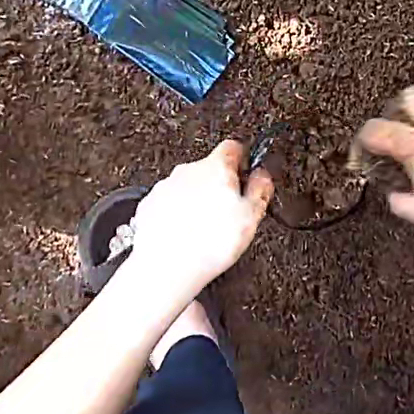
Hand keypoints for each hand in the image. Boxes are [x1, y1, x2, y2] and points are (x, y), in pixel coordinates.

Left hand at [126, 140, 273, 292]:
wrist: (167, 267)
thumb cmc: (209, 243)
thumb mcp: (252, 216)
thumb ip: (260, 189)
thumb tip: (263, 177)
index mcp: (216, 167)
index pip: (234, 147)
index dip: (244, 160)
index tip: (246, 175)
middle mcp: (188, 171)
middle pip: (210, 168)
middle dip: (221, 186)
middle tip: (230, 212)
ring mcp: (166, 187)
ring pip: (189, 187)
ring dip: (199, 201)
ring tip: (207, 229)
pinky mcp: (150, 205)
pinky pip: (170, 203)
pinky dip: (179, 214)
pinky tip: (188, 234)